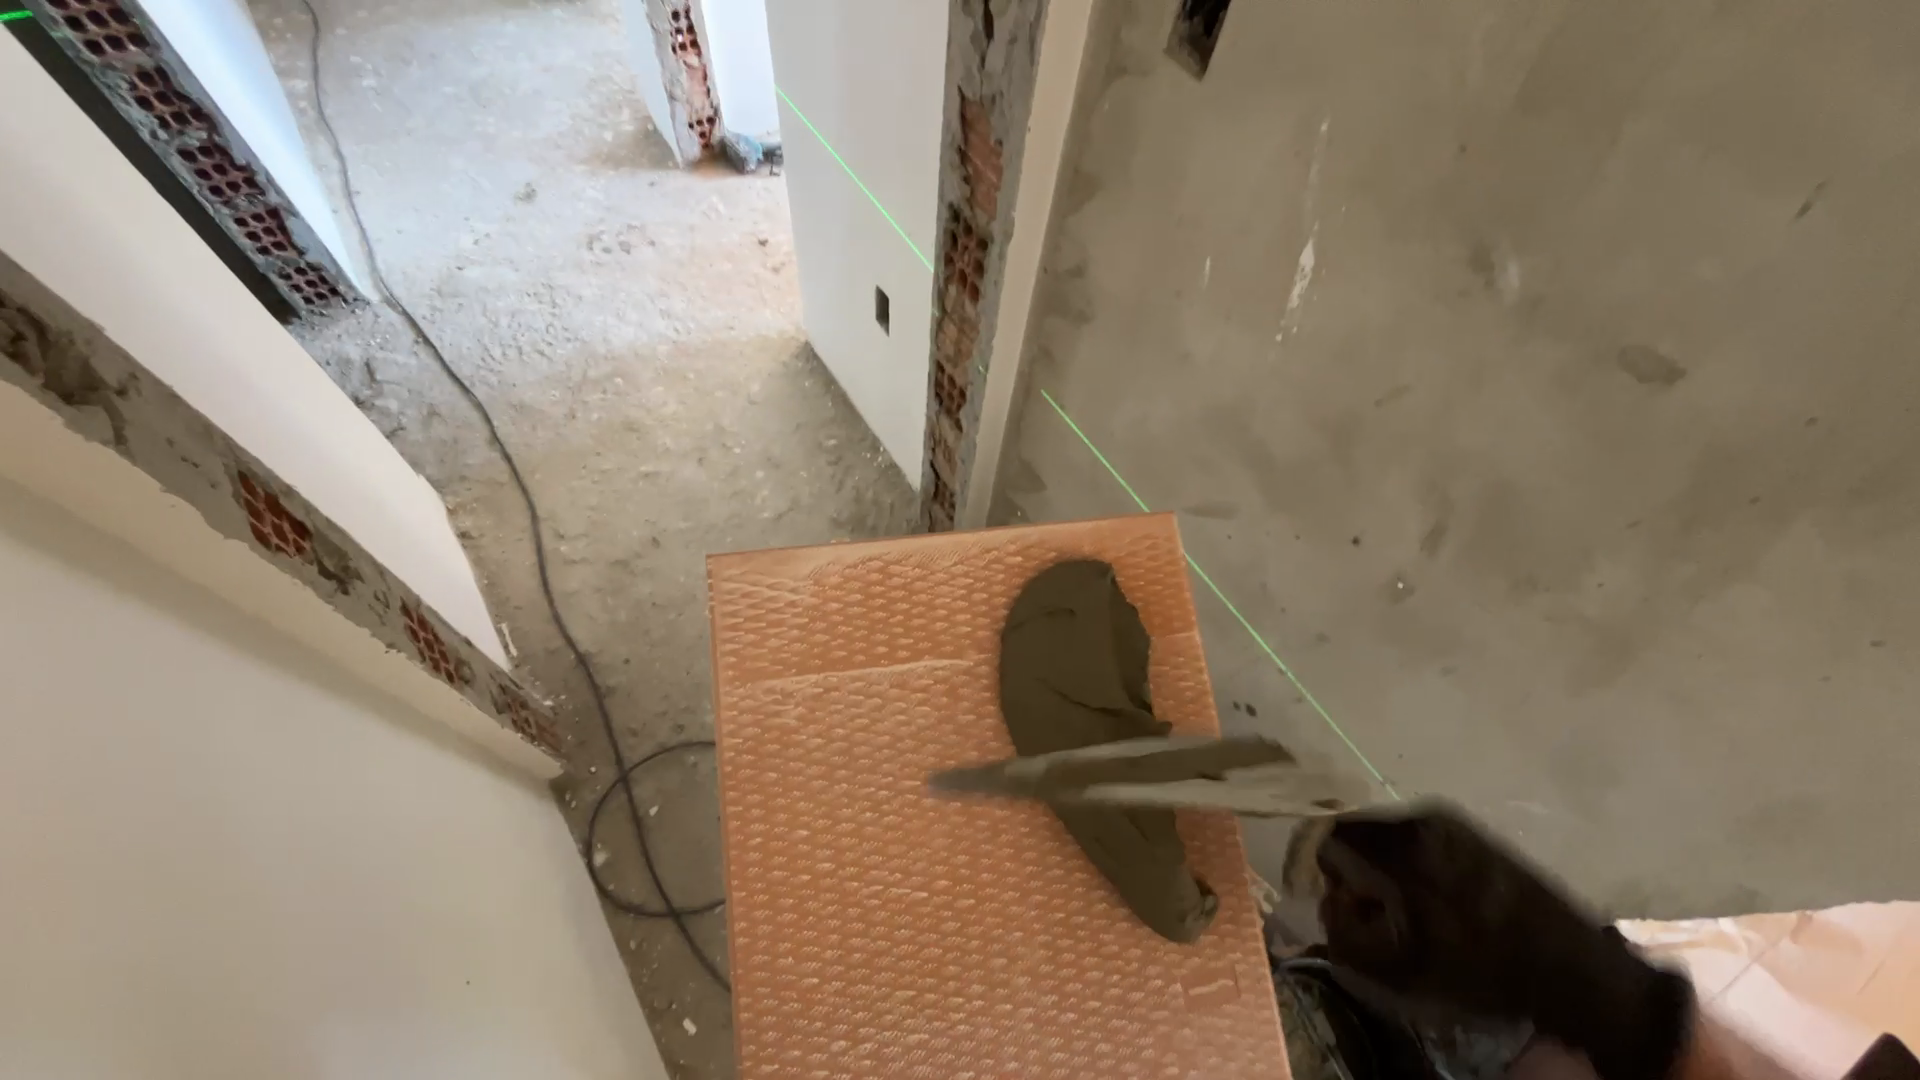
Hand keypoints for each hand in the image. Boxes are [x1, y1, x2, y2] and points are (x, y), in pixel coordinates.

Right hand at [1315, 802, 1694, 1079]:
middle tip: (1362, 909)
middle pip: (1355, 830)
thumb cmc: (1478, 968)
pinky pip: (1416, 837)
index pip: (1325, 834)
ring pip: (1386, 834)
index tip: (1326, 899)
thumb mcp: (1395, 966)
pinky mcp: (1472, 832)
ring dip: (1378, 866)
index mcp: (1396, 841)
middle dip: (1349, 868)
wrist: (1573, 971)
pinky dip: (1407, 863)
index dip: (1315, 868)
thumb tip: (1326, 901)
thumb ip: (1341, 929)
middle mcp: (1419, 816)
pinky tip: (1425, 897)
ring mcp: (1449, 820)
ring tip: (1394, 907)